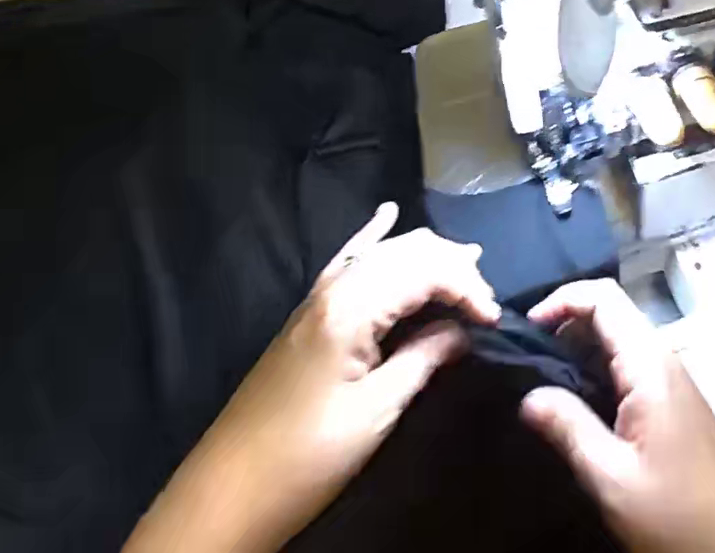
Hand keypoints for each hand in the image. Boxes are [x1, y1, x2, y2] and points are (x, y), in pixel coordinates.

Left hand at [125, 203, 499, 552]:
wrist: (221, 502)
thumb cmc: (305, 458)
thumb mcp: (377, 411)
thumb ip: (426, 356)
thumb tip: (465, 330)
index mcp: (351, 309)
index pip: (429, 272)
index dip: (470, 290)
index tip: (493, 321)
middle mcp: (335, 288)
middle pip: (411, 252)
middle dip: (456, 270)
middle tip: (483, 306)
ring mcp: (317, 298)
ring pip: (385, 250)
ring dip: (429, 255)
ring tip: (468, 264)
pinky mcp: (308, 314)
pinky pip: (345, 259)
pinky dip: (371, 235)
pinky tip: (387, 213)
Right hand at [519, 280, 714, 552]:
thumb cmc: (676, 508)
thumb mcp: (612, 476)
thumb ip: (570, 428)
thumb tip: (528, 395)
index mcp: (648, 361)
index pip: (604, 297)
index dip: (562, 300)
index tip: (523, 328)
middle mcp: (660, 356)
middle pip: (610, 312)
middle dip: (565, 323)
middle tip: (523, 357)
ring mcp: (667, 375)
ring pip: (617, 338)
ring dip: (578, 347)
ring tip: (537, 377)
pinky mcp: (668, 397)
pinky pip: (626, 363)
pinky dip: (594, 367)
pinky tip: (571, 398)